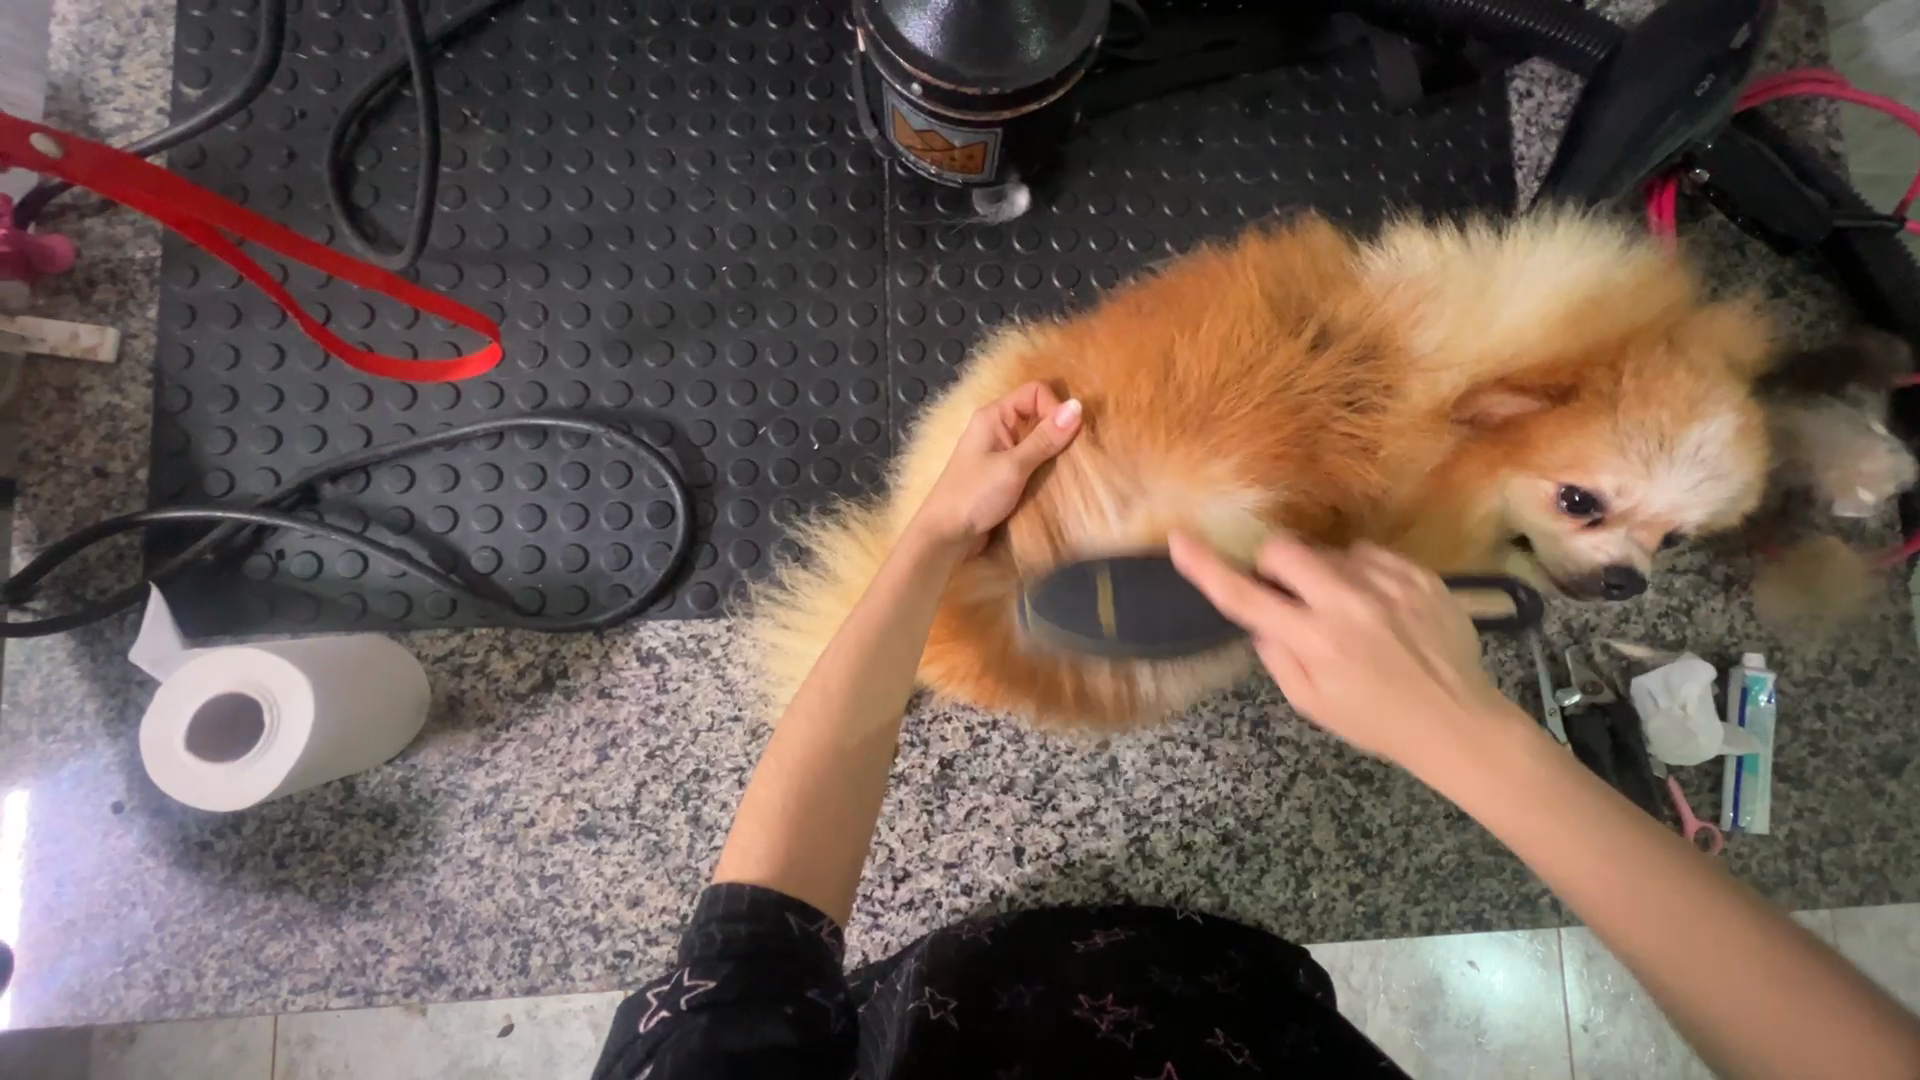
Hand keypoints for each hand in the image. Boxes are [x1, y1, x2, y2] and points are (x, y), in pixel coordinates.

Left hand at [910, 382, 1081, 553]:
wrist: (945, 535)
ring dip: (1054, 453)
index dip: (1054, 408)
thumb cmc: (974, 496)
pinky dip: (1045, 468)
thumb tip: (1078, 406)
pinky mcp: (1003, 475)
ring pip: (1036, 441)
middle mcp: (997, 429)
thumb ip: (1045, 438)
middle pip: (1037, 415)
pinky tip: (1057, 481)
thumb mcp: (1013, 466)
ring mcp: (999, 453)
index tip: (1065, 436)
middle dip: (1059, 431)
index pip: (1035, 392)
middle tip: (1077, 453)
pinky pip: (1031, 462)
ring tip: (1071, 468)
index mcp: (994, 416)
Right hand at [1169, 533, 1530, 770]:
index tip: (1180, 540)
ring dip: (1323, 575)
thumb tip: (1261, 617)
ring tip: (1347, 609)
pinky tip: (1376, 605)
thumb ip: (1276, 653)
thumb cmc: (1374, 721)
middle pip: (1285, 550)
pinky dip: (1360, 575)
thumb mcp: (1309, 702)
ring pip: (1328, 552)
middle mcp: (1348, 604)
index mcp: (1315, 640)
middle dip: (1273, 566)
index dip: (1206, 567)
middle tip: (1289, 595)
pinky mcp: (1421, 576)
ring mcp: (1389, 585)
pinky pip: (1369, 555)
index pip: (1245, 596)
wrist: (1460, 723)